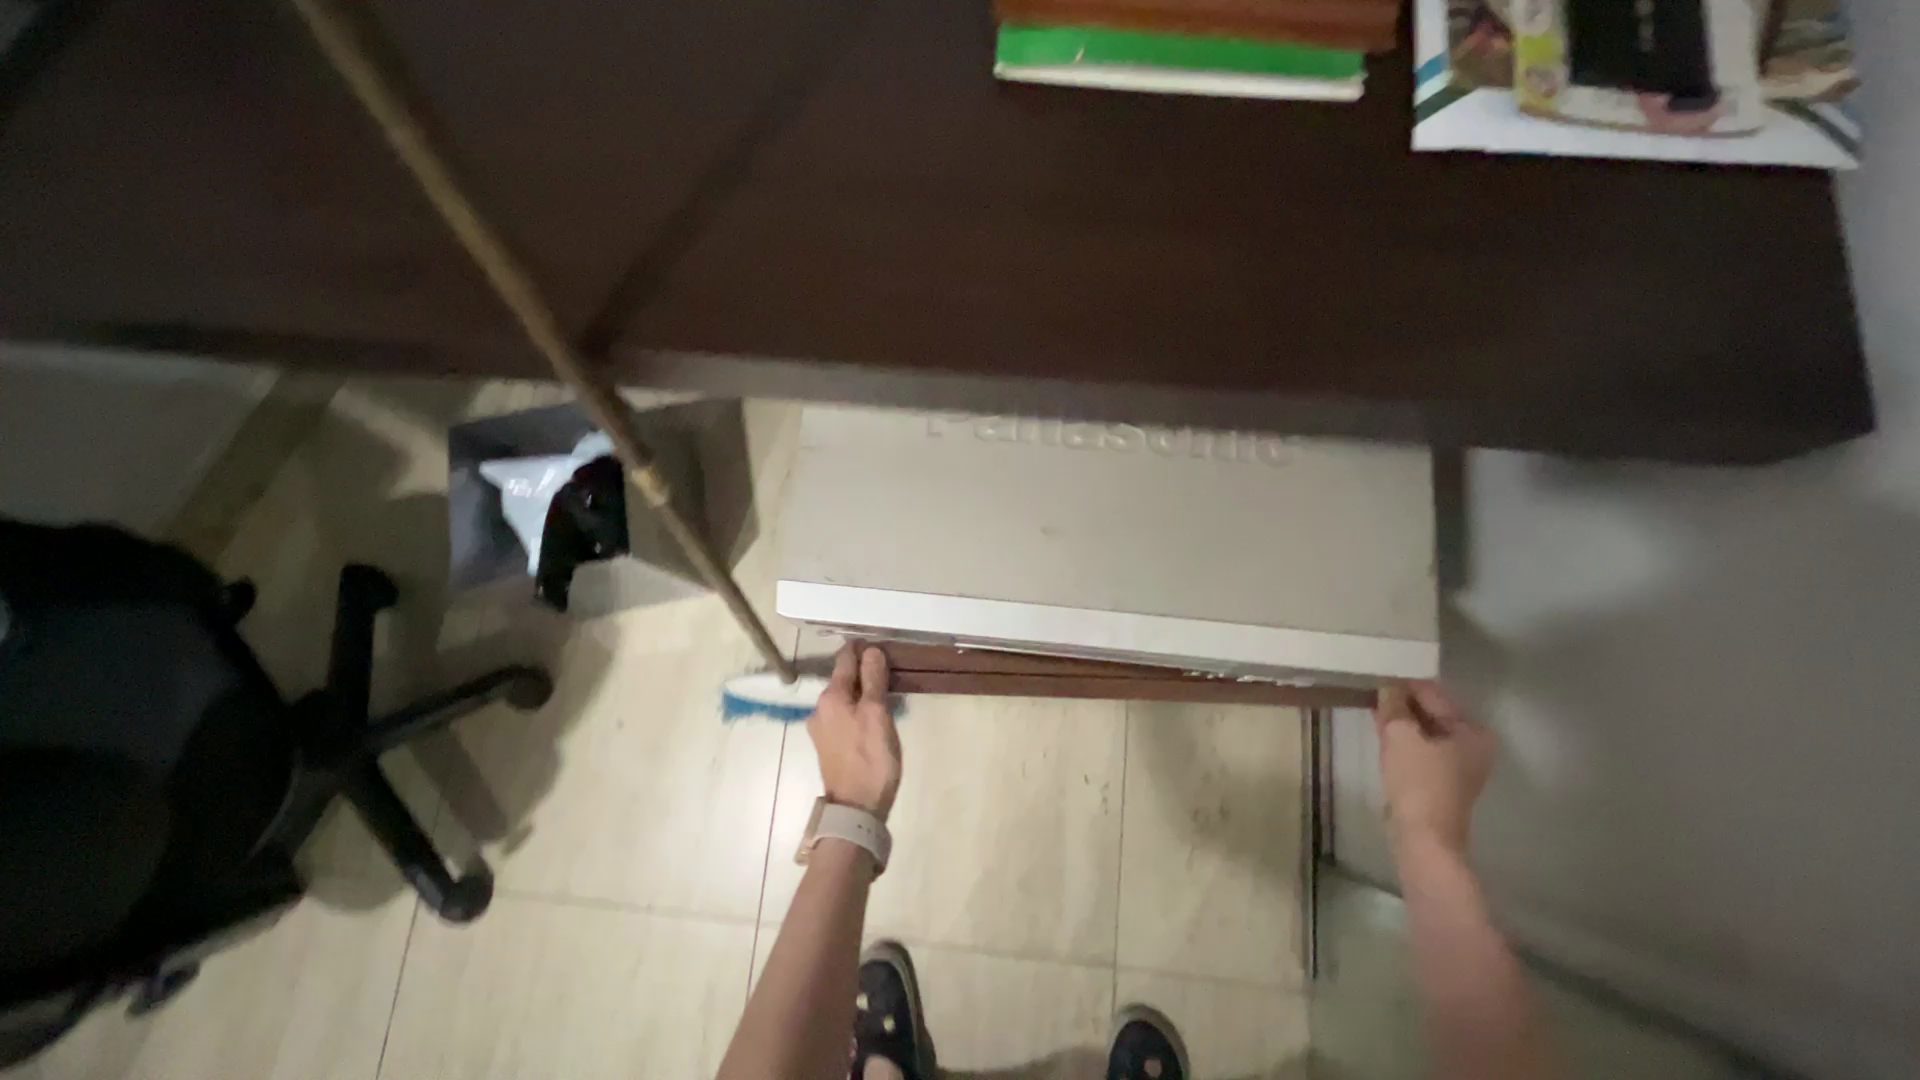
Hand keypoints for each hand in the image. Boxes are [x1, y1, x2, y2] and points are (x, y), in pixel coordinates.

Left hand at [807, 642, 901, 820]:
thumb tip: (871, 650)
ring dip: (860, 691)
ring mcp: (821, 730)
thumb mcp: (877, 714)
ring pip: (843, 699)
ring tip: (883, 690)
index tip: (876, 641)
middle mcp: (820, 709)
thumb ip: (873, 680)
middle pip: (842, 680)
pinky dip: (856, 709)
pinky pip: (843, 716)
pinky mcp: (828, 747)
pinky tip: (871, 716)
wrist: (856, 808)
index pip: (844, 661)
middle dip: (861, 671)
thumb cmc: (871, 758)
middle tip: (886, 665)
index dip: (860, 649)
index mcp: (831, 697)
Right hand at [1375, 681, 1493, 857]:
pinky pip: (1419, 749)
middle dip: (1403, 702)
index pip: (1435, 695)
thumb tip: (1388, 686)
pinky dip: (1402, 739)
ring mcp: (1456, 766)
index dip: (1406, 683)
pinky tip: (1381, 729)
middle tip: (1372, 686)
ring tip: (1372, 704)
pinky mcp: (1439, 781)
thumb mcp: (1401, 735)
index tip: (1381, 671)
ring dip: (1400, 720)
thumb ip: (1394, 705)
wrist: (1423, 837)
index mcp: (1472, 732)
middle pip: (1432, 713)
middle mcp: (1471, 746)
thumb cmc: (1419, 781)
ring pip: (1423, 732)